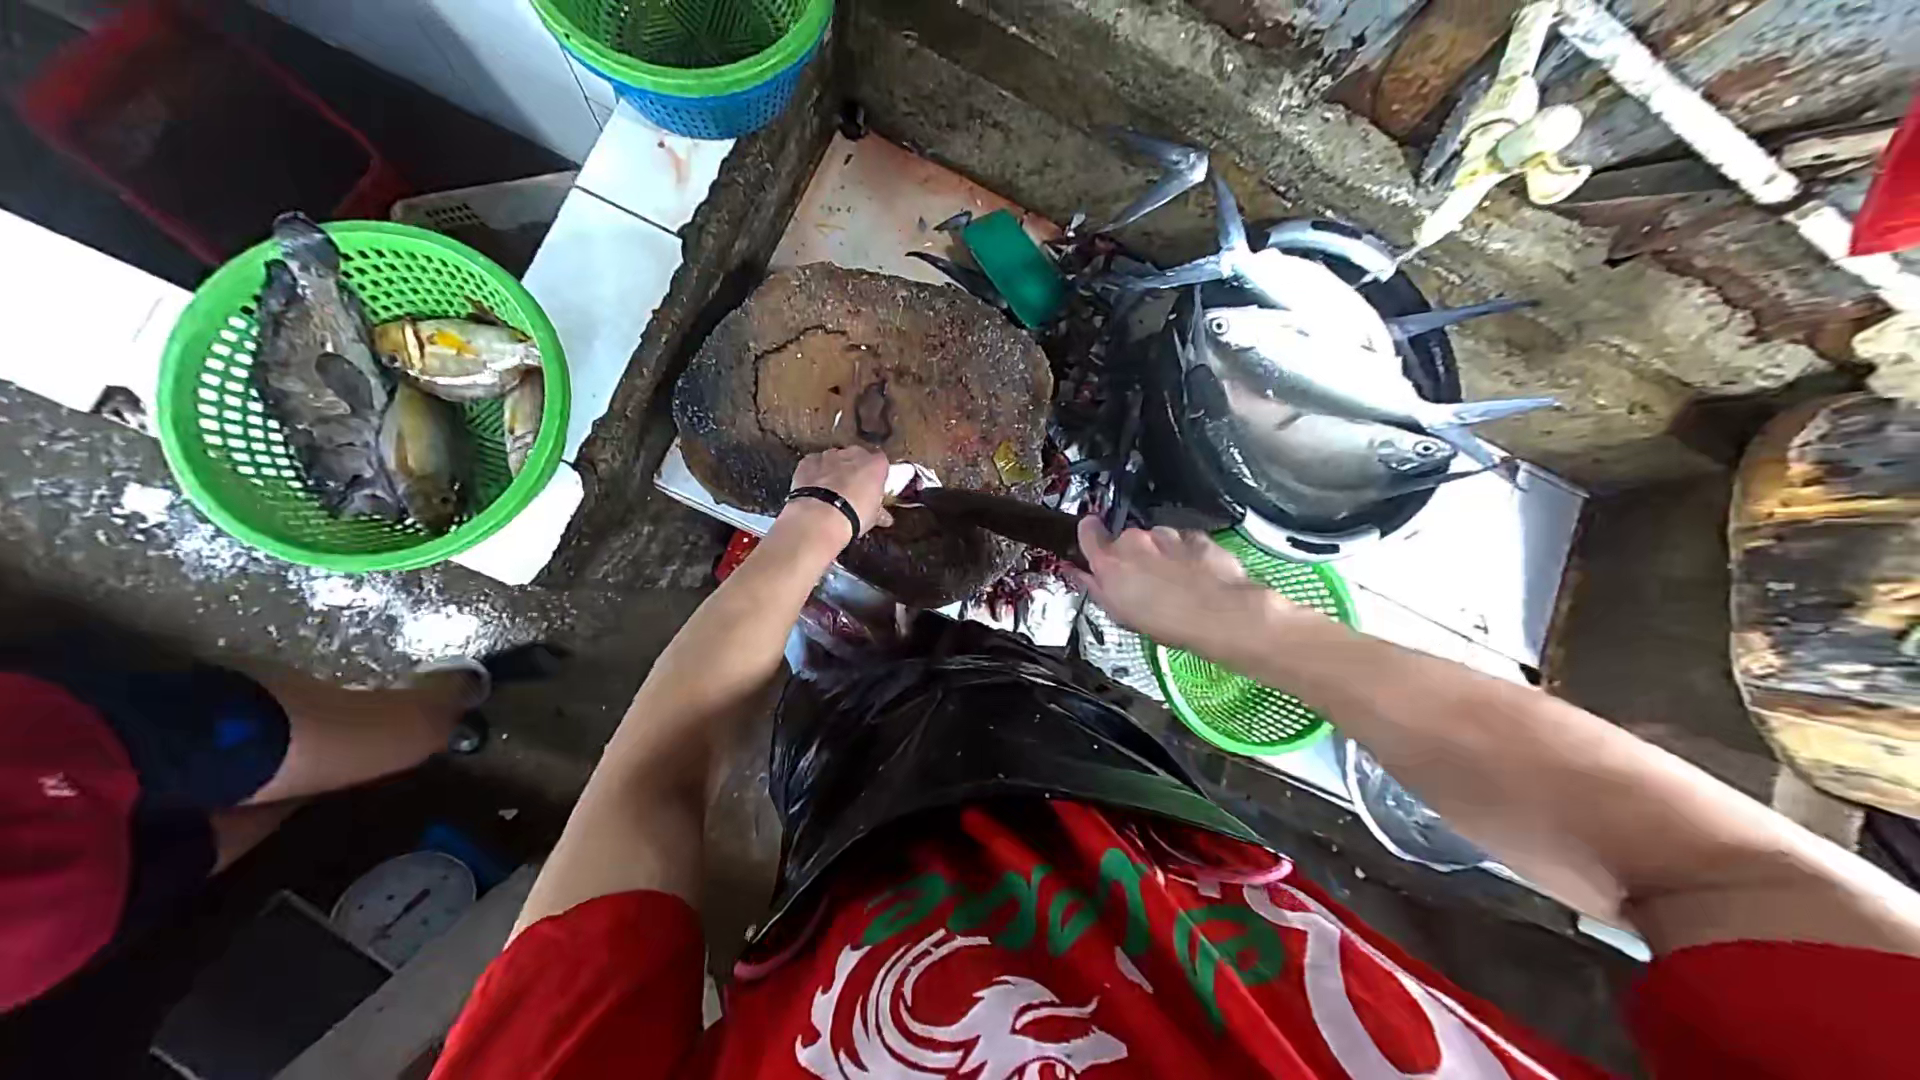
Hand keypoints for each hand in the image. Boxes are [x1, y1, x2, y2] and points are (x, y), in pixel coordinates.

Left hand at [786, 446, 893, 539]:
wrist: (821, 516)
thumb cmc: (855, 515)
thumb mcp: (873, 516)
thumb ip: (879, 511)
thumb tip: (884, 518)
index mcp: (875, 464)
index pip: (880, 462)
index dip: (875, 475)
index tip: (872, 487)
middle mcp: (853, 454)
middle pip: (856, 456)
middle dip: (854, 469)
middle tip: (852, 489)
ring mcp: (829, 456)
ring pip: (833, 458)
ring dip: (833, 470)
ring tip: (830, 490)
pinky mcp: (808, 461)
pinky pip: (814, 463)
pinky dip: (814, 472)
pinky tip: (813, 487)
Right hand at [1068, 518, 1281, 651]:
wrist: (1219, 614)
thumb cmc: (1167, 621)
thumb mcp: (1119, 613)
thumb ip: (1095, 586)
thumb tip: (1079, 574)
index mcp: (1109, 561)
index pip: (1088, 531)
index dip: (1090, 535)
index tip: (1094, 542)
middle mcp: (1135, 541)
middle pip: (1125, 541)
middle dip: (1131, 557)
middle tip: (1142, 584)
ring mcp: (1166, 536)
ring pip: (1155, 541)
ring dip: (1159, 556)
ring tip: (1172, 585)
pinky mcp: (1194, 537)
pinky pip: (1182, 542)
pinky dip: (1184, 555)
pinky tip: (1192, 578)